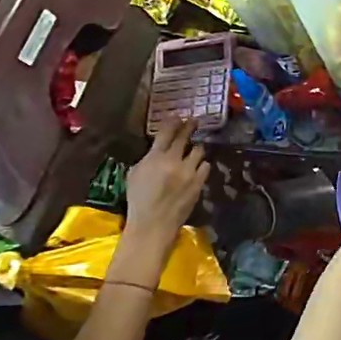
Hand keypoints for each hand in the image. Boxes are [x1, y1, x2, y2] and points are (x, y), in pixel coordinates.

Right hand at [123, 118, 208, 250]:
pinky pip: (206, 167)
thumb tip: (158, 150)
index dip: (173, 122)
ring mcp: (189, 172)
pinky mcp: (199, 184)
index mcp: (155, 157)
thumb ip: (148, 159)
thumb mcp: (135, 174)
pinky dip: (202, 165)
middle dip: (190, 126)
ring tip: (194, 149)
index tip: (177, 116)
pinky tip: (198, 167)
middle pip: (185, 137)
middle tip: (193, 121)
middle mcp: (174, 161)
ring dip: (196, 148)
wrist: (154, 223)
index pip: (166, 132)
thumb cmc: (138, 200)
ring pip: (199, 151)